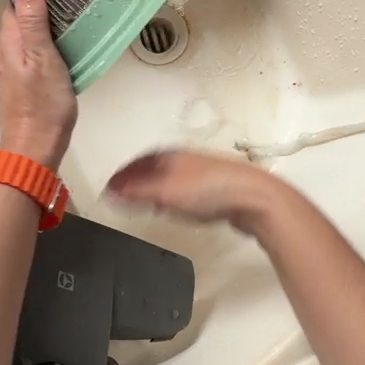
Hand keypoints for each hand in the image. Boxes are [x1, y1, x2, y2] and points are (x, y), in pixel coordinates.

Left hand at [0, 0, 77, 169]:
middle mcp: (7, 54)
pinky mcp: (25, 87)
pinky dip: (50, 48)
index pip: (14, 4)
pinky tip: (68, 51)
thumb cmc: (42, 105)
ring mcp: (15, 72)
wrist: (35, 150)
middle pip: (22, 20)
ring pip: (29, 40)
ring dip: (48, 28)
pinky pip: (36, 57)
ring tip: (74, 19)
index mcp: (10, 43)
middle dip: (42, 6)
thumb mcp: (42, 57)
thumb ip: (34, 21)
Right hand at [105, 150, 291, 234]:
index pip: (138, 161)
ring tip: (144, 202)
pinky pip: (187, 190)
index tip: (110, 187)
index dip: (122, 174)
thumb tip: (111, 192)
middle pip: (153, 168)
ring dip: (155, 189)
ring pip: (171, 178)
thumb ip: (137, 192)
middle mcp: (185, 160)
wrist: (255, 198)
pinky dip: (173, 198)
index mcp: (170, 154)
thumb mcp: (165, 192)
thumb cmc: (211, 189)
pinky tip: (176, 209)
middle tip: (122, 194)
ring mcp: (202, 174)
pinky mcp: (216, 189)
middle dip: (136, 180)